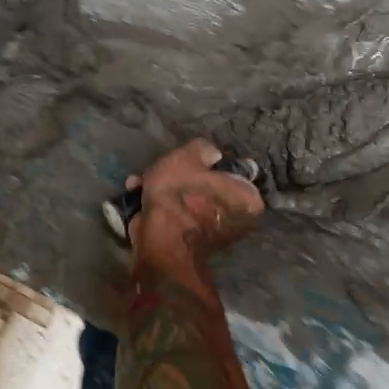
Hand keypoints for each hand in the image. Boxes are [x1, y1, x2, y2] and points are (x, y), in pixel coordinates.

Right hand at [128, 139, 263, 265]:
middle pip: (206, 186)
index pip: (230, 172)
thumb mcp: (187, 158)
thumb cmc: (179, 194)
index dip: (204, 164)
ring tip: (140, 184)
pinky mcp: (193, 239)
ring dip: (163, 190)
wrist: (162, 238)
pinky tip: (140, 197)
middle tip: (157, 172)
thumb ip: (202, 149)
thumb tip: (212, 154)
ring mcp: (216, 231)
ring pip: (189, 199)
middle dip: (176, 178)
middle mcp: (239, 218)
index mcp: (248, 199)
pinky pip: (180, 215)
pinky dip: (163, 206)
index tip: (183, 162)